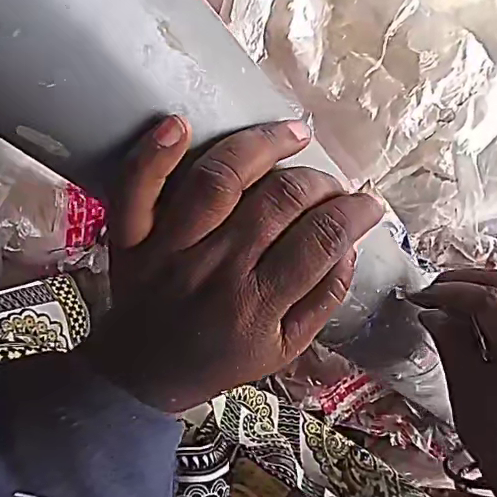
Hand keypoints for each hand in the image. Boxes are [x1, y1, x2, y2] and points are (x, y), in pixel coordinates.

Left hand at [79, 115, 383, 412]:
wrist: (144, 372)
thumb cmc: (218, 358)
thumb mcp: (284, 350)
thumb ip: (321, 299)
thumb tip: (350, 243)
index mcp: (256, 306)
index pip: (319, 241)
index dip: (354, 211)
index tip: (367, 203)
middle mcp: (213, 270)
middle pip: (276, 201)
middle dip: (317, 181)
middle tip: (330, 182)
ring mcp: (167, 248)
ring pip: (217, 180)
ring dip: (261, 146)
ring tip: (293, 135)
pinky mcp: (130, 235)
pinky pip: (137, 188)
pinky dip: (155, 153)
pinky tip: (181, 124)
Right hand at [414, 269, 496, 483]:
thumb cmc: (493, 433)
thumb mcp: (464, 387)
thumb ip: (451, 341)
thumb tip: (431, 310)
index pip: (491, 300)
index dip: (450, 291)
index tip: (418, 298)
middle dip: (464, 280)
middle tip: (430, 290)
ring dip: (477, 286)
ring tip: (443, 298)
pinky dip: (489, 301)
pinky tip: (465, 314)